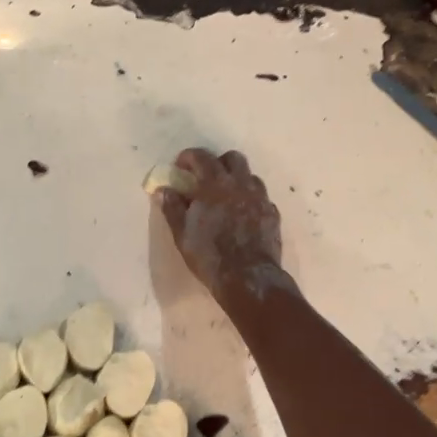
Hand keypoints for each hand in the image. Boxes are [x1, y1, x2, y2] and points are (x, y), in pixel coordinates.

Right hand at [151, 148, 285, 301]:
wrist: (248, 279)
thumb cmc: (209, 255)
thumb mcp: (182, 233)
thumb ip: (172, 207)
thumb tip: (163, 190)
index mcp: (215, 184)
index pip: (201, 157)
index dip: (188, 157)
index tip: (180, 166)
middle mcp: (240, 184)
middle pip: (232, 158)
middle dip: (217, 162)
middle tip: (206, 178)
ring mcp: (260, 198)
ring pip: (250, 176)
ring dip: (236, 180)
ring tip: (226, 197)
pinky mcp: (272, 214)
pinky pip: (261, 197)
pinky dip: (249, 199)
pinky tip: (242, 215)